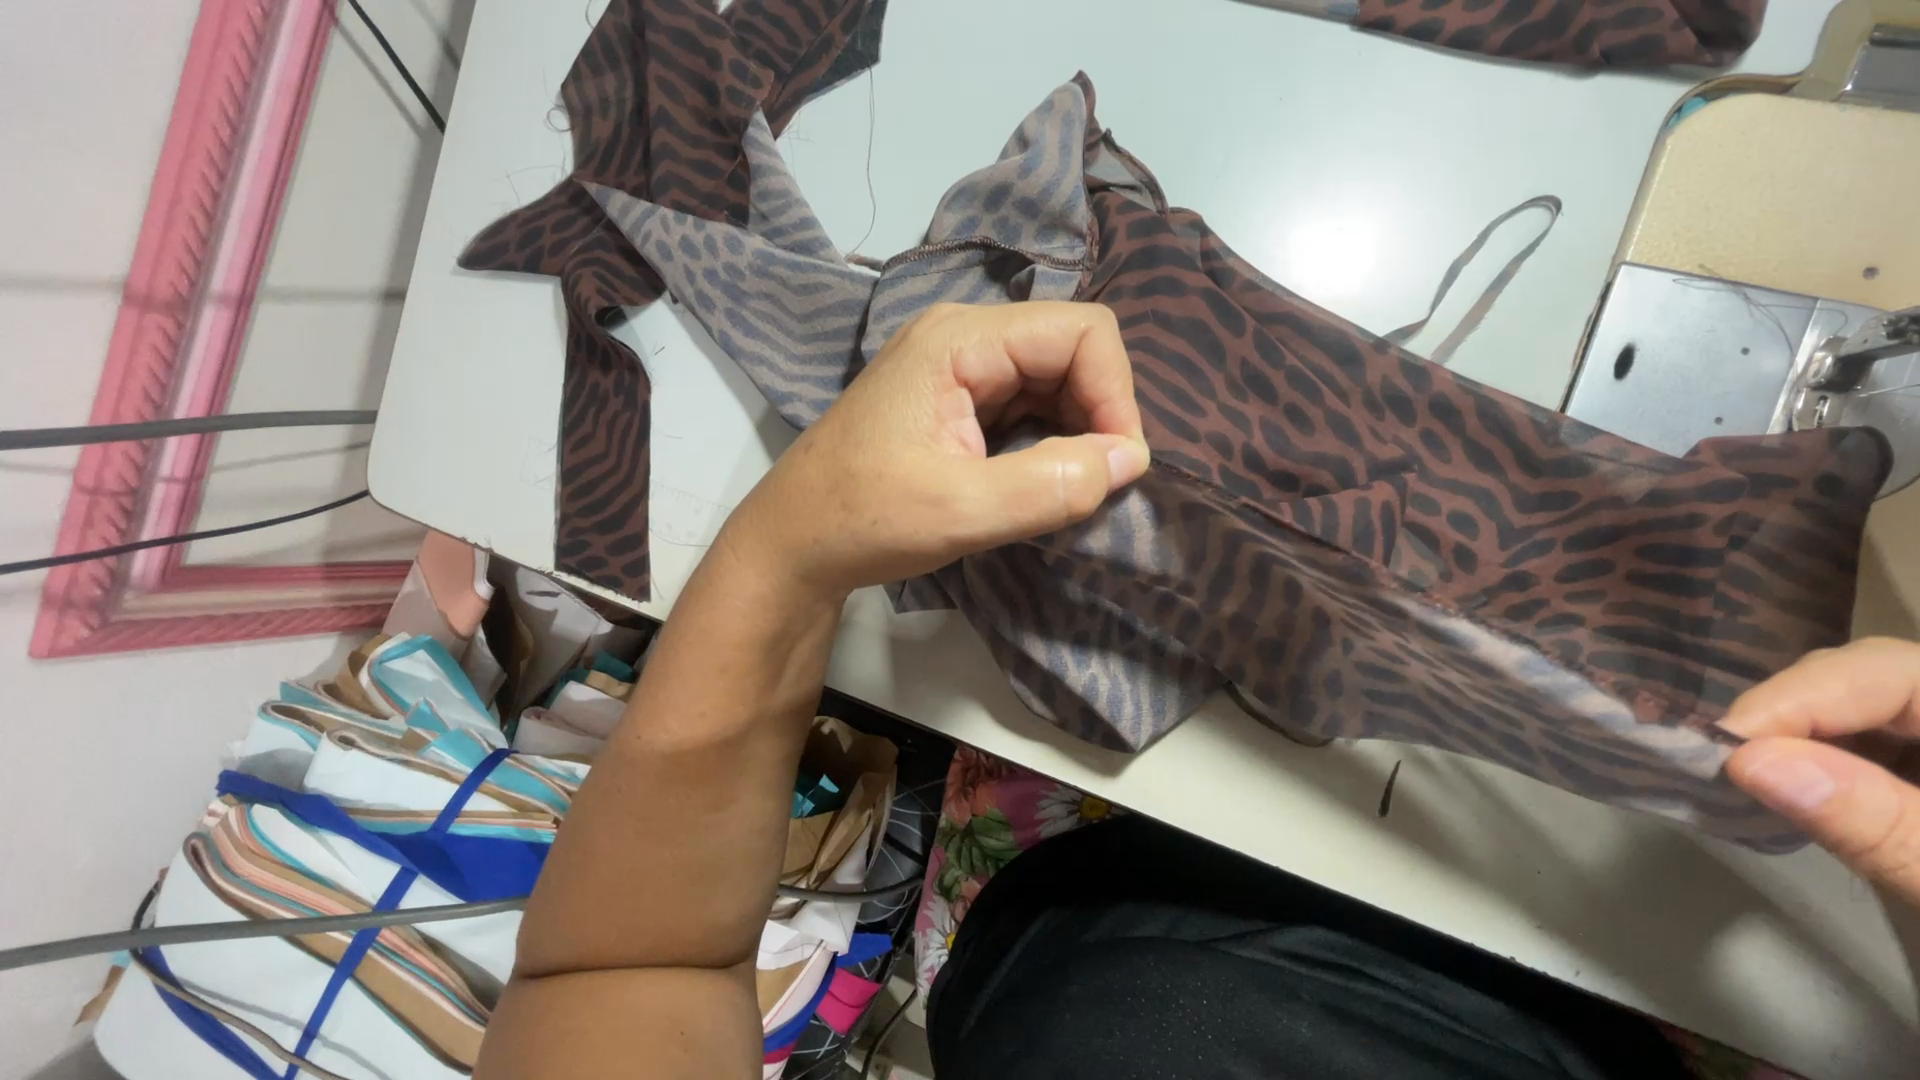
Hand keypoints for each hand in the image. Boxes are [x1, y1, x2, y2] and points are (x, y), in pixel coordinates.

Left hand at [718, 301, 1150, 602]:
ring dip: (1077, 431)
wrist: (793, 543)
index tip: (1117, 466)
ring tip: (1072, 487)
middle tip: (1098, 484)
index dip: (1115, 394)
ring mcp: (956, 368)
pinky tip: (1045, 481)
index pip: (1081, 332)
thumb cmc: (863, 520)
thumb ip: (1051, 486)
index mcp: (960, 340)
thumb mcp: (961, 511)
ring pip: (1054, 380)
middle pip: (1070, 351)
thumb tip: (1131, 460)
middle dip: (1098, 414)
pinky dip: (1050, 440)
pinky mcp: (955, 401)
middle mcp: (963, 338)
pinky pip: (1027, 405)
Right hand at [1724, 637, 1919, 902]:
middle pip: (1878, 679)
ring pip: (1871, 708)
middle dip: (1796, 714)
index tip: (1725, 746)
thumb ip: (1879, 825)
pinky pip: (1882, 741)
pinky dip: (1831, 760)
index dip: (1799, 697)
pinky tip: (1805, 789)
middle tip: (1731, 765)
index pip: (1890, 670)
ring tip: (1755, 775)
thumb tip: (1747, 761)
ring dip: (1804, 737)